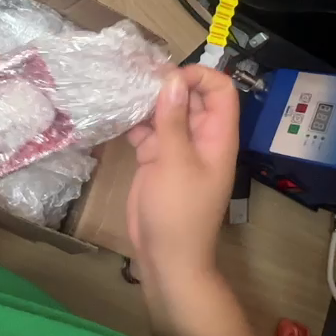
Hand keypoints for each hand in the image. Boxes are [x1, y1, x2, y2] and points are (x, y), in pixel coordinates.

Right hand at [124, 66, 238, 285]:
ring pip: (166, 113)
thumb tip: (172, 79)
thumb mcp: (176, 162)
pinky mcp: (156, 160)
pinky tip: (115, 115)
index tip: (167, 79)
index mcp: (217, 136)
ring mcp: (177, 149)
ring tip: (121, 92)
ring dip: (147, 102)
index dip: (198, 77)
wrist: (167, 258)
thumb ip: (173, 120)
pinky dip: (134, 123)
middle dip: (166, 85)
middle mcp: (200, 138)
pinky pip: (148, 131)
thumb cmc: (179, 213)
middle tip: (135, 80)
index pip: (220, 90)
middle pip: (190, 97)